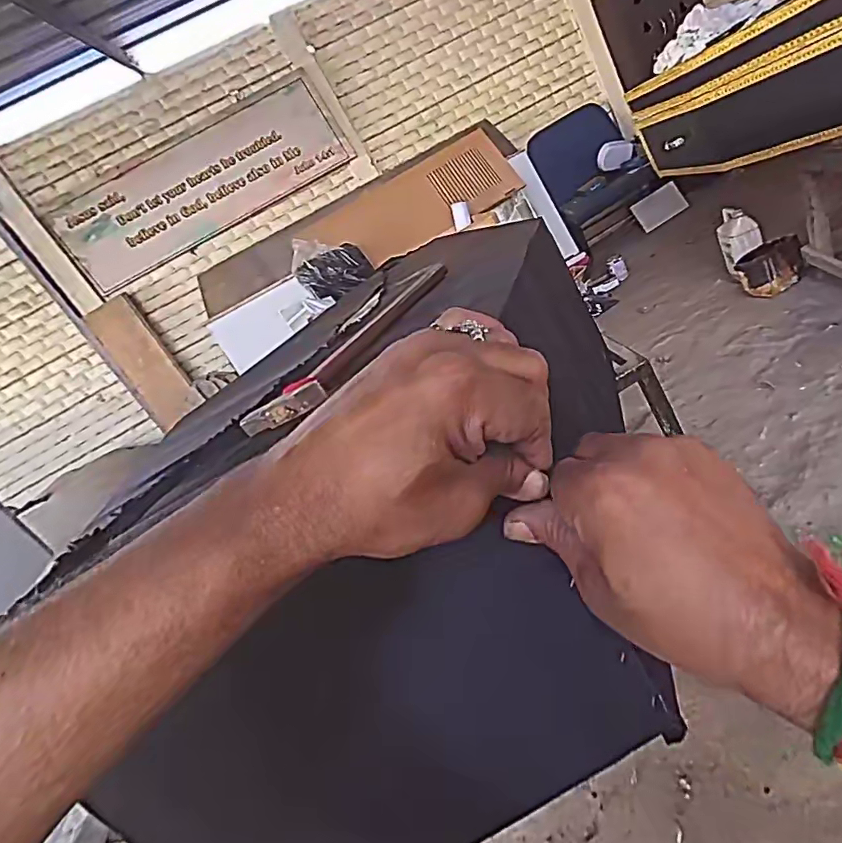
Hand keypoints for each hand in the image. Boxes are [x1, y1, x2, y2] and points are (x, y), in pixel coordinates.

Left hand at [252, 309, 552, 566]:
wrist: (302, 495)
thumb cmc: (357, 500)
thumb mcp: (452, 505)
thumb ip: (503, 480)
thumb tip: (525, 471)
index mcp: (459, 387)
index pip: (533, 406)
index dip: (539, 447)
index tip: (528, 471)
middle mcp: (439, 355)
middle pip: (526, 366)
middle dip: (531, 412)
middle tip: (516, 454)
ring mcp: (416, 348)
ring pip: (497, 345)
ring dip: (508, 385)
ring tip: (493, 430)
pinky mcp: (399, 354)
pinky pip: (459, 337)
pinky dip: (478, 361)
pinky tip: (472, 394)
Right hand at [502, 434, 841, 726]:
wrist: (772, 618)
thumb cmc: (694, 618)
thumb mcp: (601, 591)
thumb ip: (559, 542)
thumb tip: (528, 521)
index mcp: (599, 493)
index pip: (552, 479)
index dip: (558, 509)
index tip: (569, 528)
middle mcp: (633, 460)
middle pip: (583, 456)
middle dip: (585, 488)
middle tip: (605, 530)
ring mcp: (672, 453)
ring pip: (620, 450)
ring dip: (619, 478)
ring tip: (645, 525)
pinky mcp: (704, 455)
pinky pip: (657, 453)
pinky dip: (654, 475)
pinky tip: (672, 515)